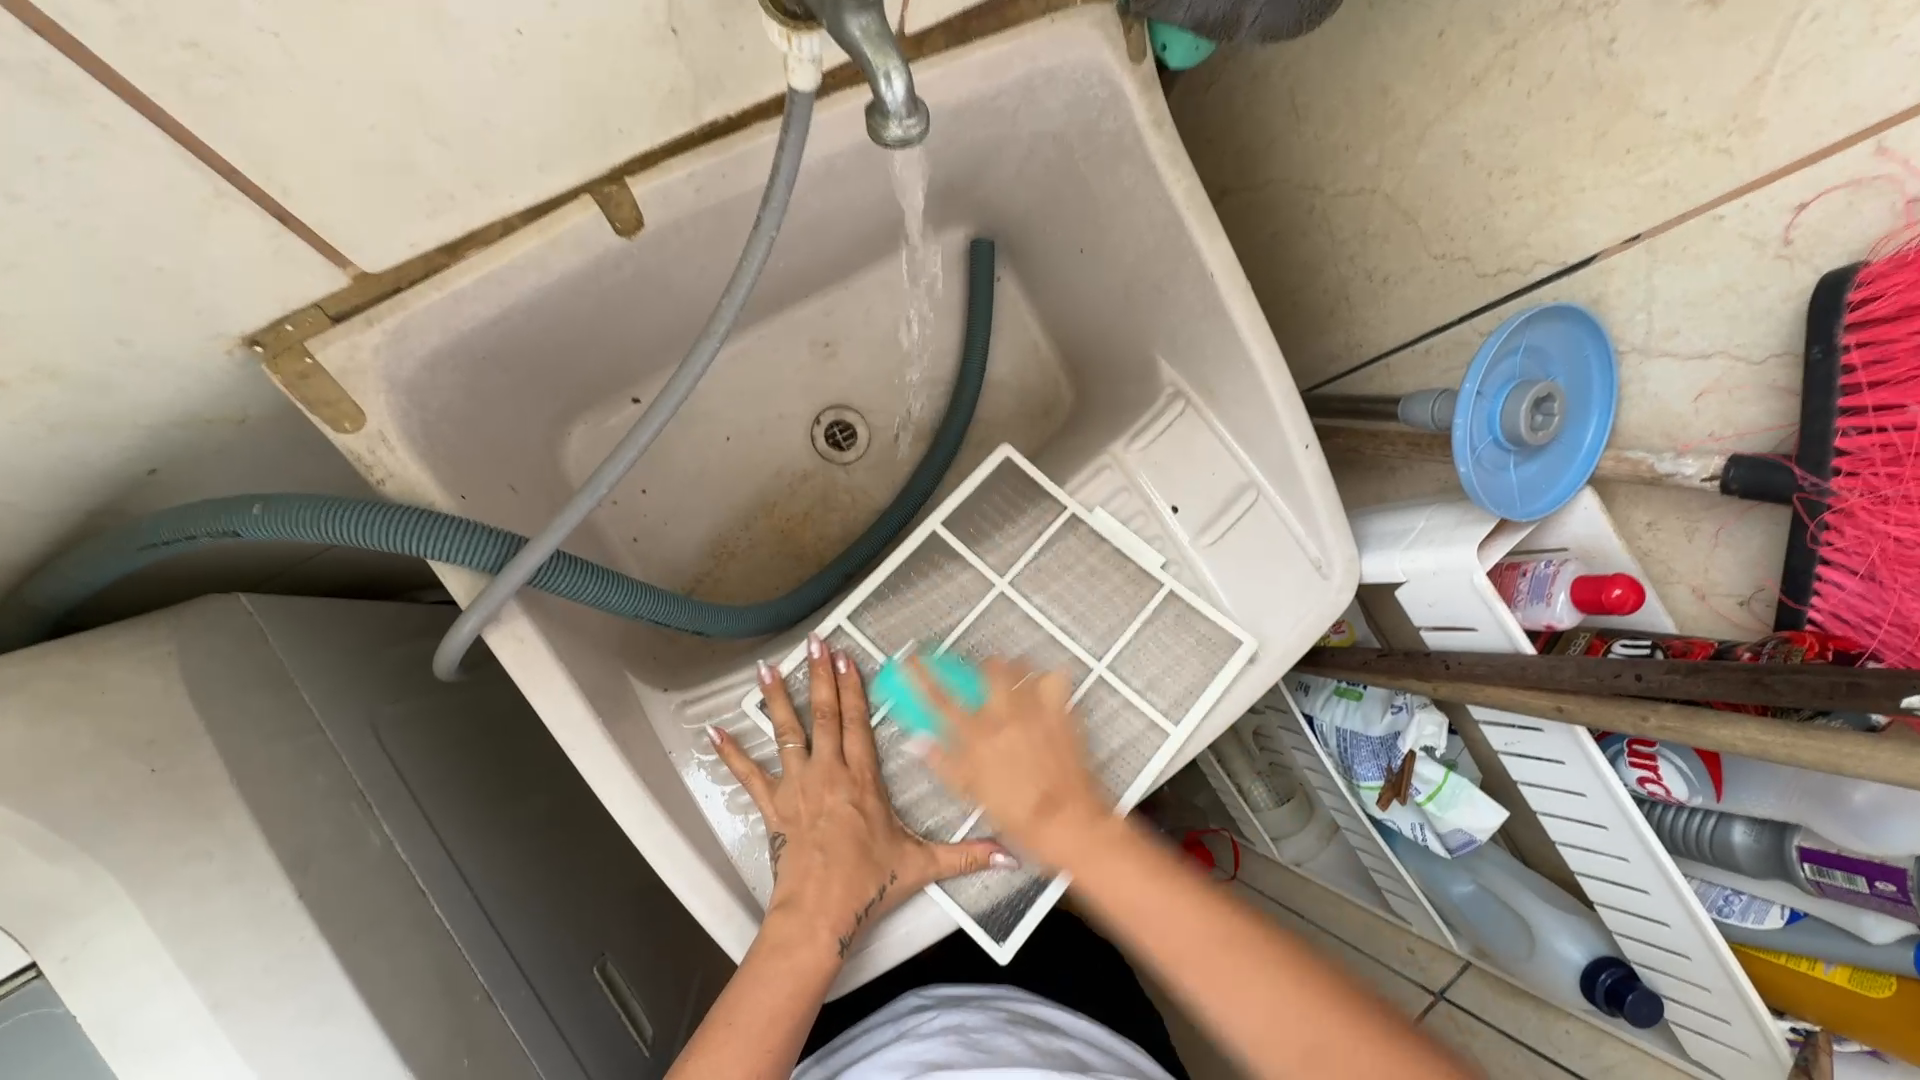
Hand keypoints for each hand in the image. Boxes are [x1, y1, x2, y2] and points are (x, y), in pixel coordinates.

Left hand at [710, 635, 1016, 959]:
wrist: (820, 912)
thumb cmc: (868, 884)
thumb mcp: (923, 864)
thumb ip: (968, 856)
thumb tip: (1010, 856)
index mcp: (863, 779)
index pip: (857, 722)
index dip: (853, 688)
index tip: (848, 659)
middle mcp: (829, 772)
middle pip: (823, 714)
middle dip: (819, 676)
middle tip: (815, 644)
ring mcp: (797, 787)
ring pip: (786, 733)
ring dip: (776, 699)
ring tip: (767, 668)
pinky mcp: (774, 806)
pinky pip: (750, 775)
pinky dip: (732, 753)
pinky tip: (715, 732)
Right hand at [912, 657, 1111, 867]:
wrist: (1066, 820)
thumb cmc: (1019, 813)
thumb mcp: (971, 791)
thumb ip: (943, 760)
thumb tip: (920, 743)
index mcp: (976, 735)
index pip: (939, 696)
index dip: (921, 675)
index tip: (913, 661)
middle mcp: (1005, 715)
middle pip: (987, 668)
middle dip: (980, 667)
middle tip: (978, 676)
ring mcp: (1035, 710)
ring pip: (1020, 667)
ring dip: (1013, 670)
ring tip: (1011, 681)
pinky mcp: (1062, 712)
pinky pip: (1054, 679)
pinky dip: (1047, 680)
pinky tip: (1044, 691)